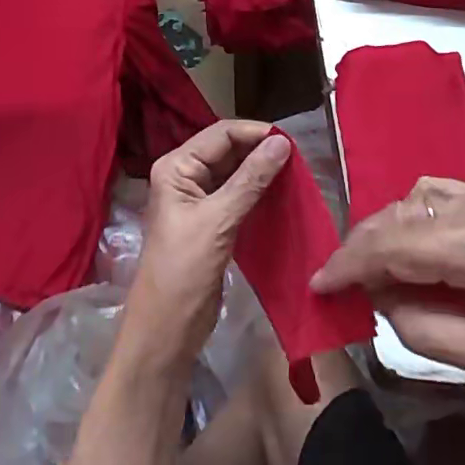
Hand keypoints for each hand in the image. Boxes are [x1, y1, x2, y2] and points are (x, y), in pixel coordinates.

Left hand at [130, 121, 292, 359]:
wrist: (166, 331)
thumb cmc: (184, 272)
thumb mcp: (218, 222)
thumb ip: (251, 179)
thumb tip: (283, 142)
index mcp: (176, 166)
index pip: (221, 133)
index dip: (255, 133)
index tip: (292, 142)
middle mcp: (185, 175)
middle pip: (228, 148)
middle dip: (260, 150)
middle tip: (298, 158)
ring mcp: (198, 198)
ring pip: (236, 171)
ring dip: (262, 170)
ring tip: (295, 172)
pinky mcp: (212, 220)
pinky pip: (239, 193)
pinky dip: (260, 191)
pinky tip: (282, 193)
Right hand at [309, 179, 464, 428]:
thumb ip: (420, 327)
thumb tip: (375, 297)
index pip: (395, 244)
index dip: (349, 263)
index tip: (316, 284)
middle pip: (400, 214)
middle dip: (363, 246)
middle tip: (339, 284)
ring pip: (415, 198)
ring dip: (387, 230)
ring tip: (374, 272)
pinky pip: (438, 196)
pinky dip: (413, 220)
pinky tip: (412, 252)